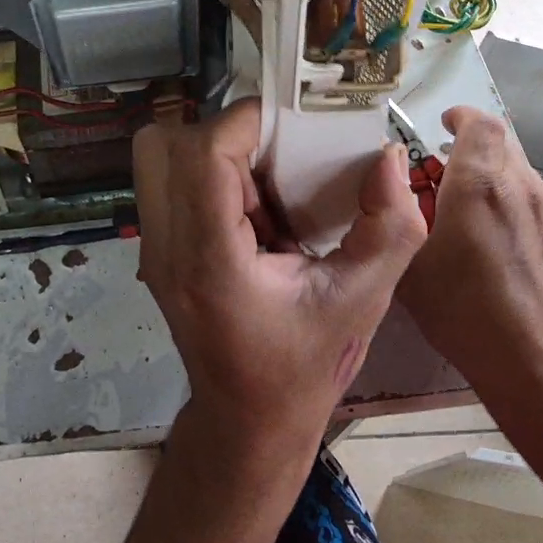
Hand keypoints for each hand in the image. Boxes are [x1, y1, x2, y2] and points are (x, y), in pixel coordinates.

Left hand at [133, 101, 428, 449]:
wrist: (247, 419)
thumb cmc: (303, 367)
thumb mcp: (362, 301)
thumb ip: (389, 229)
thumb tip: (390, 156)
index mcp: (211, 263)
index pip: (203, 157)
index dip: (247, 123)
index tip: (295, 126)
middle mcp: (166, 249)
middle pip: (164, 146)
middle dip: (224, 132)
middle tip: (275, 154)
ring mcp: (152, 250)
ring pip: (156, 157)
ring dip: (211, 149)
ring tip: (263, 180)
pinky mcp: (155, 249)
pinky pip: (165, 180)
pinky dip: (205, 171)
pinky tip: (250, 206)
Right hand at [399, 106, 542, 415]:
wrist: (536, 362)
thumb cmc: (463, 310)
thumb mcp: (410, 264)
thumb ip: (400, 218)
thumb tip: (393, 189)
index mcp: (478, 185)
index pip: (480, 123)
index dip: (461, 116)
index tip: (442, 124)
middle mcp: (519, 188)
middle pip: (502, 143)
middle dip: (471, 146)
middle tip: (443, 169)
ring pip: (519, 173)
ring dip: (491, 176)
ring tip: (465, 209)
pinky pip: (532, 202)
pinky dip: (508, 203)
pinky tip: (493, 243)